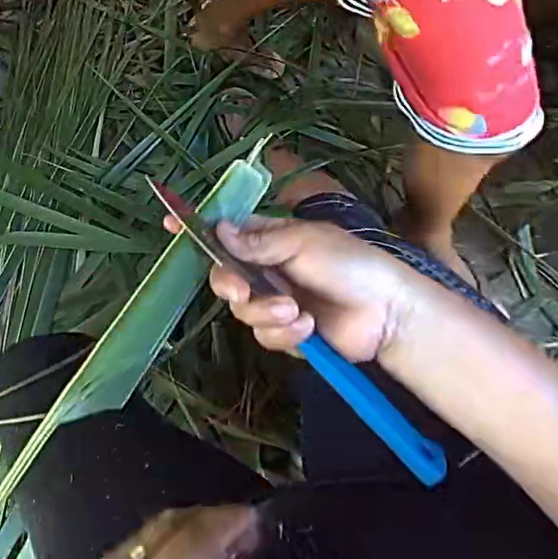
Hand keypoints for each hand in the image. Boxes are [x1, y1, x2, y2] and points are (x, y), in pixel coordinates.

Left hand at [66, 506, 258, 558]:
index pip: (189, 540)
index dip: (226, 523)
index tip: (255, 519)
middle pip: (165, 525)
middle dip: (209, 521)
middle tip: (247, 532)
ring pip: (150, 533)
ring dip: (190, 534)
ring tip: (228, 553)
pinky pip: (136, 554)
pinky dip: (168, 551)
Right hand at [164, 215, 431, 361]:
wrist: (388, 313)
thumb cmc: (349, 263)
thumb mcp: (303, 243)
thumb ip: (258, 243)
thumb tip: (217, 230)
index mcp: (269, 239)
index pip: (225, 231)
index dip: (198, 229)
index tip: (169, 223)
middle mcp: (266, 269)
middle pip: (224, 277)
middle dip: (231, 285)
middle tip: (244, 289)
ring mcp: (275, 302)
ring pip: (242, 311)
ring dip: (266, 313)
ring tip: (297, 312)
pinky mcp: (287, 333)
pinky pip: (265, 335)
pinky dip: (284, 334)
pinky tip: (306, 328)